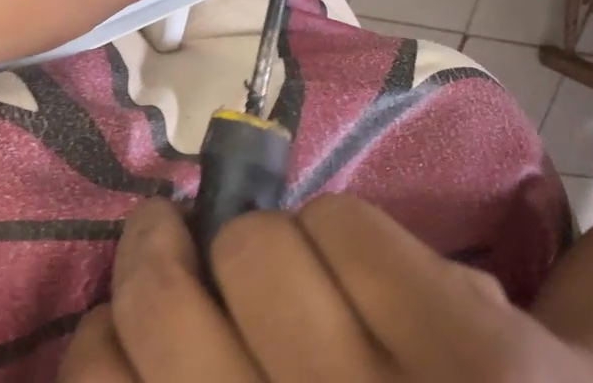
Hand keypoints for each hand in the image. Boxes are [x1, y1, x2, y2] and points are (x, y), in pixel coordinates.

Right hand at [59, 196, 592, 381]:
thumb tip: (117, 332)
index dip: (101, 341)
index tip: (119, 316)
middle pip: (166, 301)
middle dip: (157, 250)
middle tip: (169, 233)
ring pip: (255, 248)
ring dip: (261, 240)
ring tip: (287, 264)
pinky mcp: (491, 363)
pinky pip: (347, 228)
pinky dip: (343, 228)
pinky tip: (372, 271)